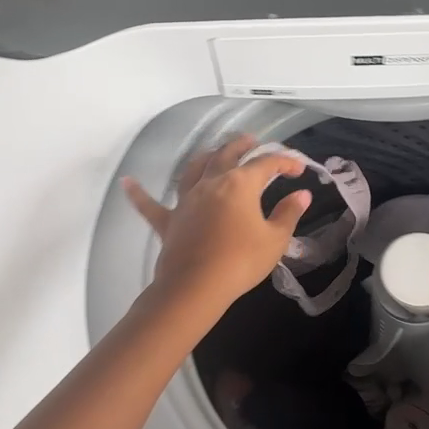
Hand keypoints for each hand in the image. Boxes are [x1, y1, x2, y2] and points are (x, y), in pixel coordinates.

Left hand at [122, 135, 311, 309]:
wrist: (197, 286)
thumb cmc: (242, 260)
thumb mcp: (276, 239)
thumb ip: (289, 213)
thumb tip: (302, 195)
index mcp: (240, 184)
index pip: (266, 163)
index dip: (285, 162)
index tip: (298, 170)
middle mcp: (211, 184)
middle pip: (226, 155)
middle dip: (242, 145)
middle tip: (253, 141)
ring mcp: (186, 201)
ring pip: (193, 169)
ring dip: (205, 156)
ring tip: (214, 151)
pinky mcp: (168, 222)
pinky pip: (149, 205)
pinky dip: (138, 193)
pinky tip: (127, 181)